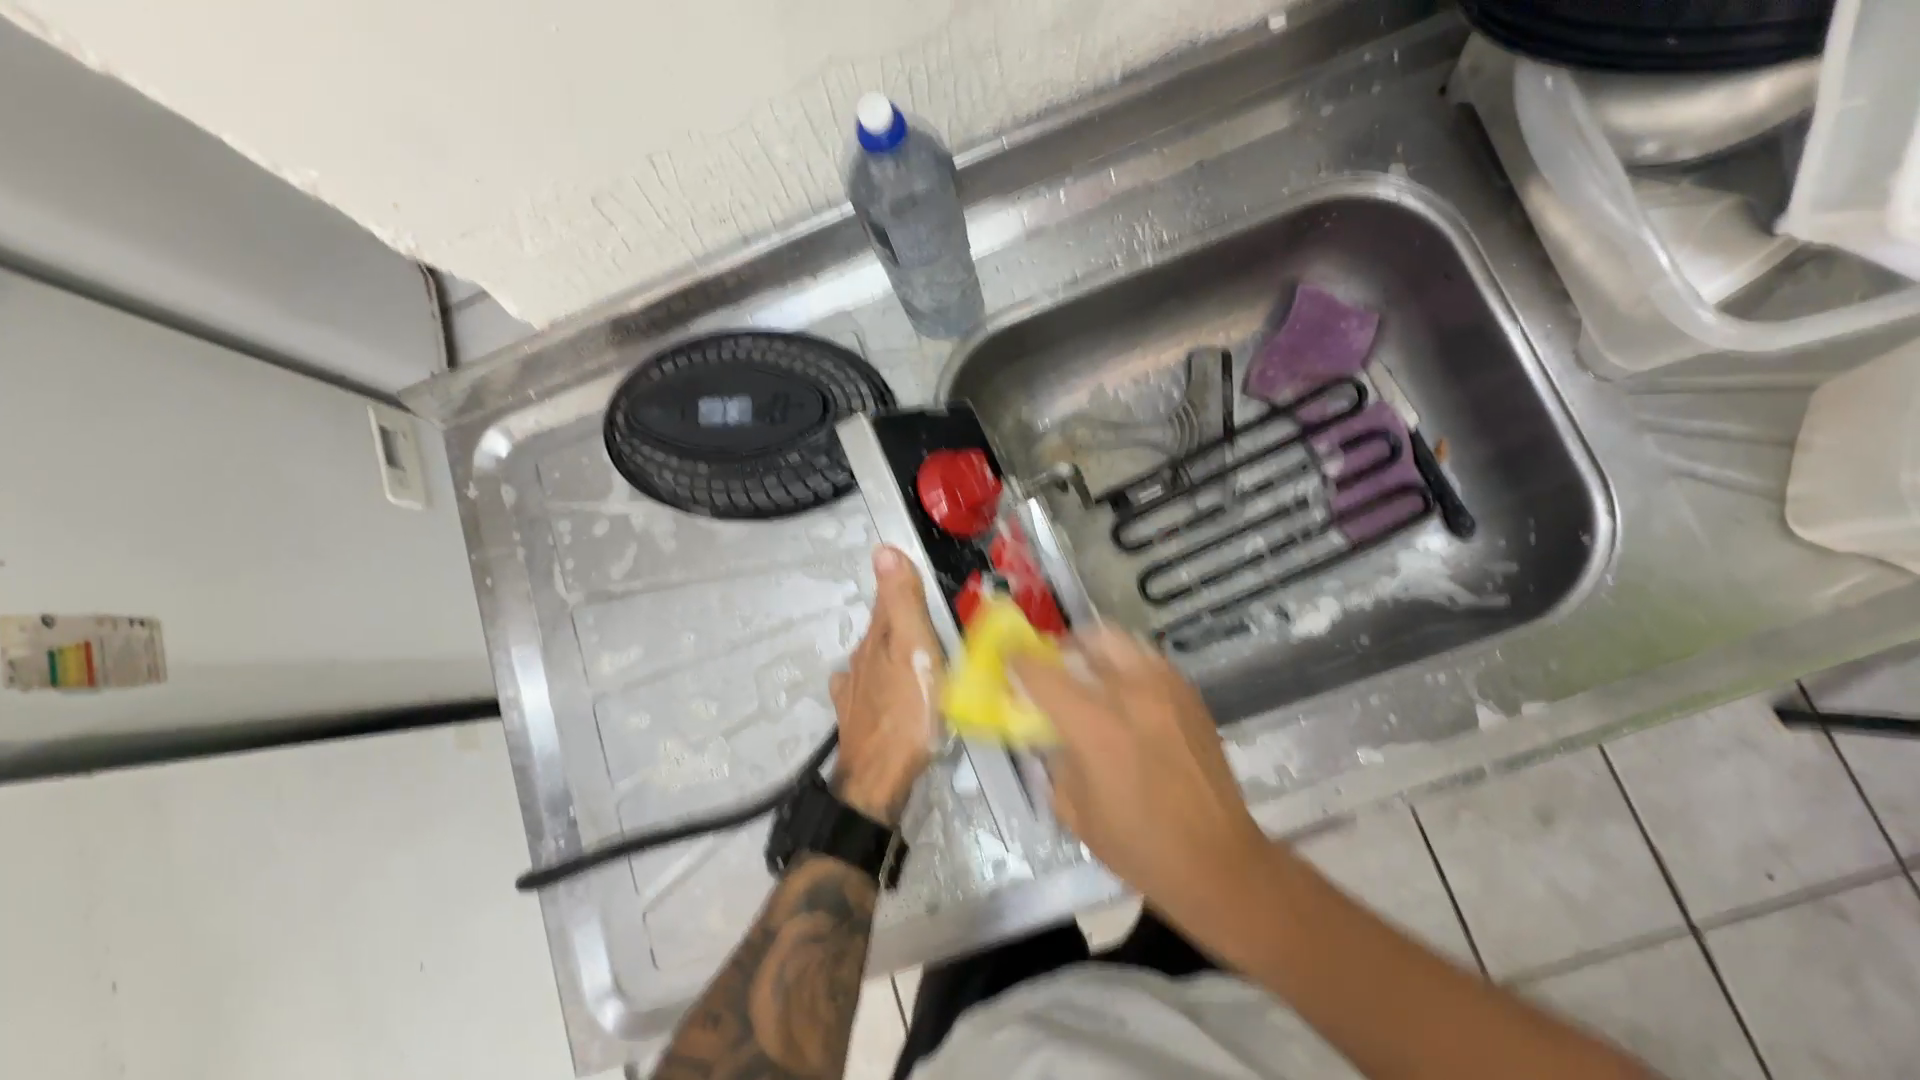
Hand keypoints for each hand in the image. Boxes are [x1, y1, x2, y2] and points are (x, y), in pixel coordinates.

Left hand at [829, 546, 940, 825]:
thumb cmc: (907, 710)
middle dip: (903, 623)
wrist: (879, 777)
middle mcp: (860, 660)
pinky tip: (891, 693)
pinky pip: (872, 692)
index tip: (928, 582)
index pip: (889, 599)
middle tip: (936, 624)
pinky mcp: (858, 720)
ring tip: (920, 659)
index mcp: (878, 639)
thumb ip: (902, 602)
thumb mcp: (914, 649)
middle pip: (883, 631)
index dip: (905, 586)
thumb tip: (883, 549)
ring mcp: (855, 691)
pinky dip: (884, 686)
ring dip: (893, 654)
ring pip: (875, 661)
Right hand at [1010, 629, 1268, 912]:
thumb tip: (1051, 733)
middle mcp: (1133, 695)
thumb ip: (1056, 761)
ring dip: (1100, 653)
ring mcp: (1168, 691)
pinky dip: (1130, 669)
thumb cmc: (1138, 846)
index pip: (1045, 675)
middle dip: (1066, 648)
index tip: (1008, 661)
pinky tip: (1127, 699)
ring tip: (1092, 677)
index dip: (1019, 664)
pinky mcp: (1192, 698)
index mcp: (1096, 727)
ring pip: (1126, 644)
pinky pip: (1152, 664)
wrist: (1217, 860)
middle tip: (1056, 667)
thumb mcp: (1075, 812)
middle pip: (1092, 640)